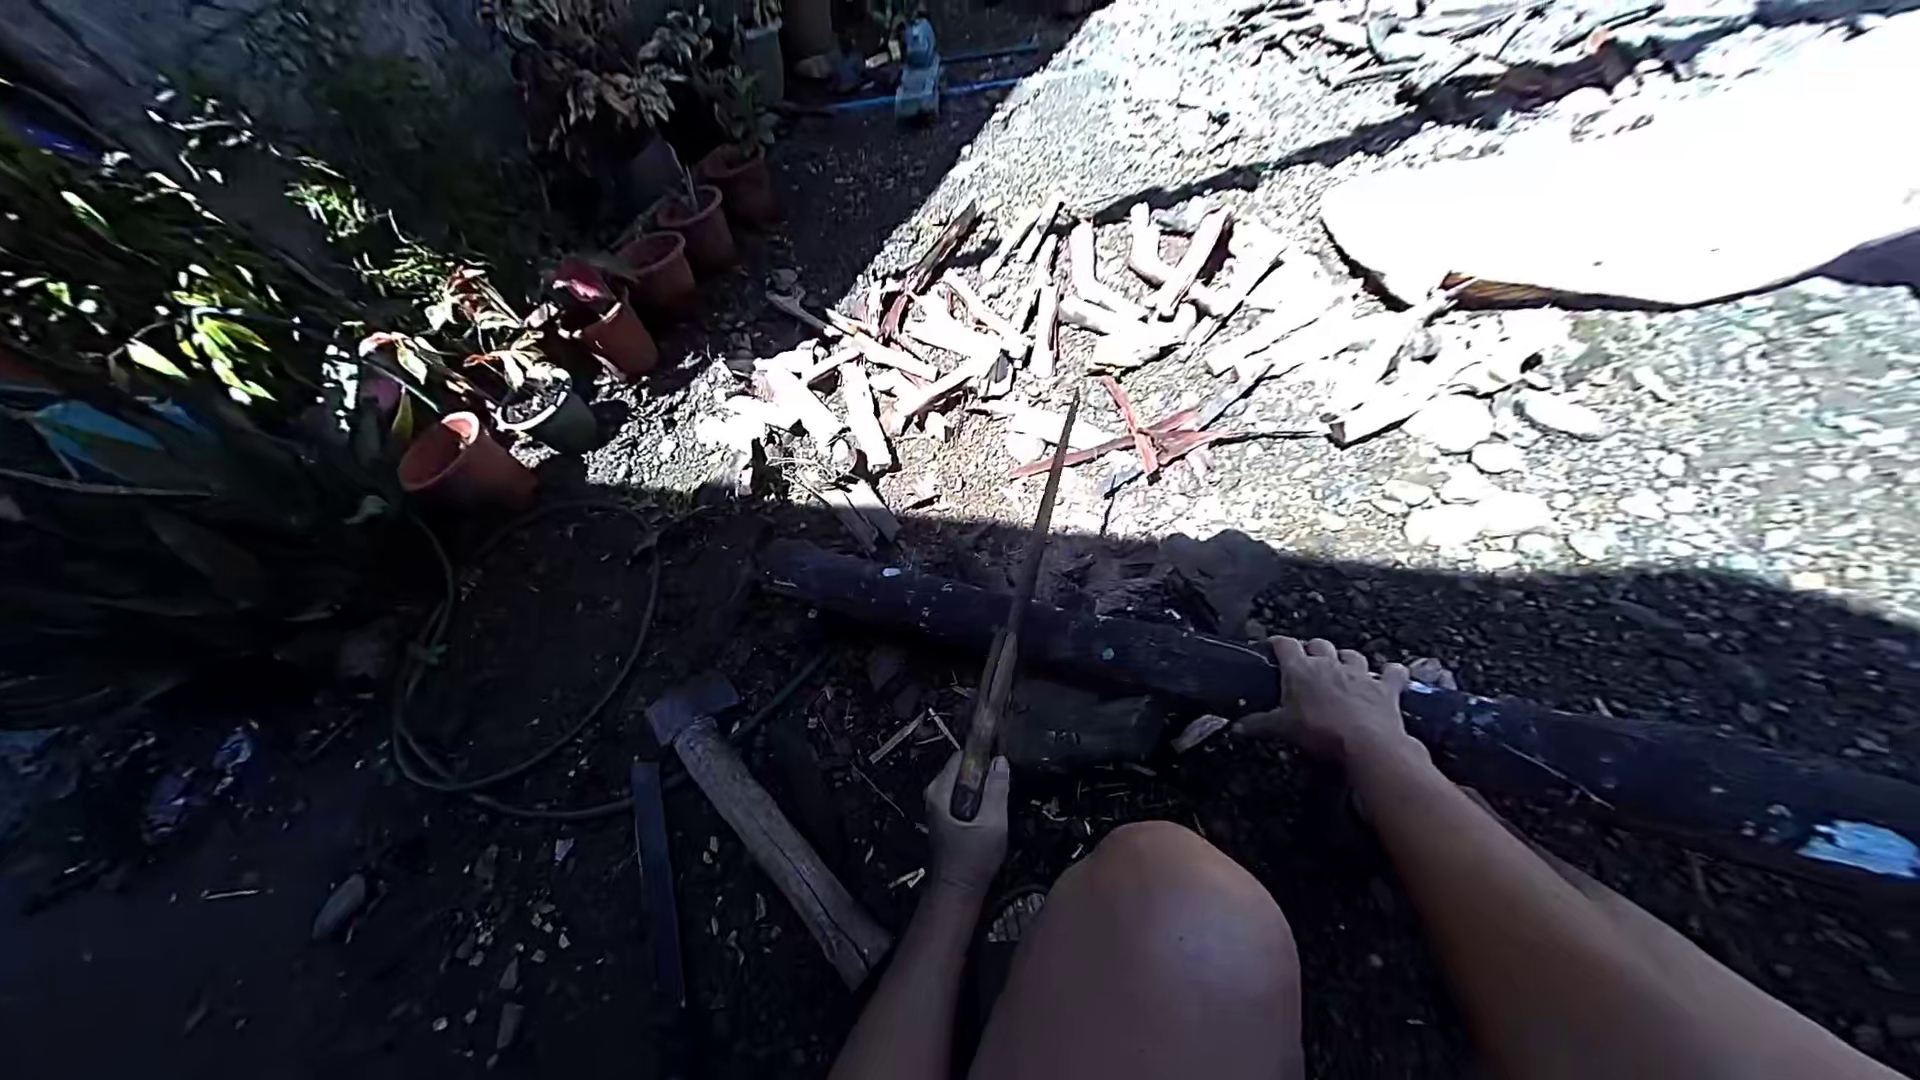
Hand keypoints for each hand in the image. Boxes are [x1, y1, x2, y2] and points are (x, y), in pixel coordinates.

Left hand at [923, 751, 1009, 895]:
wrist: (958, 893)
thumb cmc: (973, 859)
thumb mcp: (992, 824)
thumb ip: (996, 790)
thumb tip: (1000, 761)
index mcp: (940, 791)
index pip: (961, 756)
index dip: (982, 755)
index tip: (1001, 759)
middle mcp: (935, 794)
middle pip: (962, 768)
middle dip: (983, 772)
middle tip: (1003, 782)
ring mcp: (938, 806)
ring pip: (963, 782)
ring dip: (981, 786)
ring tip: (999, 796)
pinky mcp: (944, 816)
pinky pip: (962, 795)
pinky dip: (976, 797)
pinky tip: (990, 810)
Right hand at [1238, 636, 1420, 766]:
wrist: (1366, 744)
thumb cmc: (1319, 731)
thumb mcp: (1282, 728)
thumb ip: (1259, 724)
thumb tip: (1237, 727)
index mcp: (1300, 669)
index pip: (1285, 644)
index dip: (1278, 643)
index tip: (1274, 646)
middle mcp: (1329, 664)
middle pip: (1319, 644)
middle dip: (1313, 649)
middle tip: (1308, 661)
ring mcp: (1359, 674)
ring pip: (1352, 654)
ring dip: (1347, 658)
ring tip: (1342, 665)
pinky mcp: (1386, 688)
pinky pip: (1393, 673)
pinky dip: (1393, 672)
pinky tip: (1392, 673)